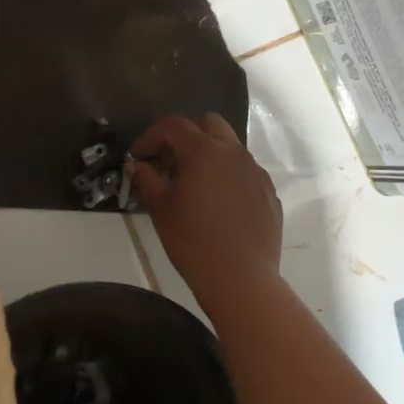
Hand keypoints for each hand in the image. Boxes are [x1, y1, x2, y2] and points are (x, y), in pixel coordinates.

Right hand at [127, 114, 281, 288]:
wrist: (241, 278)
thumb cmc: (193, 242)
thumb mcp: (161, 210)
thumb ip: (146, 180)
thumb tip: (135, 165)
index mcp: (204, 151)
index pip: (173, 125)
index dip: (150, 136)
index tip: (139, 157)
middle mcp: (234, 152)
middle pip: (208, 124)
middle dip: (185, 136)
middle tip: (168, 164)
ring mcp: (256, 171)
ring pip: (230, 147)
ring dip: (208, 155)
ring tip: (193, 186)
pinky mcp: (269, 191)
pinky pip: (245, 171)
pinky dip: (227, 176)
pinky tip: (217, 205)